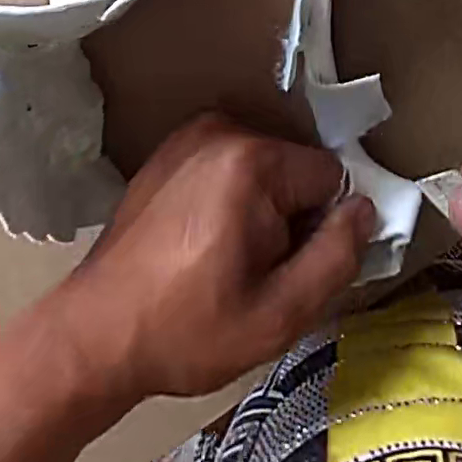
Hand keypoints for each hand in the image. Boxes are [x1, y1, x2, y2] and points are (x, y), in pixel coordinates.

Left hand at [56, 113, 375, 398]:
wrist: (96, 331)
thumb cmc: (186, 328)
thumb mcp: (278, 314)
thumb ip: (337, 256)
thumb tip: (365, 209)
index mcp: (251, 161)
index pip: (330, 174)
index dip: (321, 225)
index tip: (287, 262)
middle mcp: (222, 129)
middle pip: (295, 166)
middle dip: (290, 214)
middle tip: (252, 265)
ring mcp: (192, 134)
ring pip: (265, 165)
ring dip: (261, 205)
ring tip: (224, 254)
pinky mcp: (172, 147)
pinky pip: (231, 162)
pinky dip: (231, 193)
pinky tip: (203, 236)